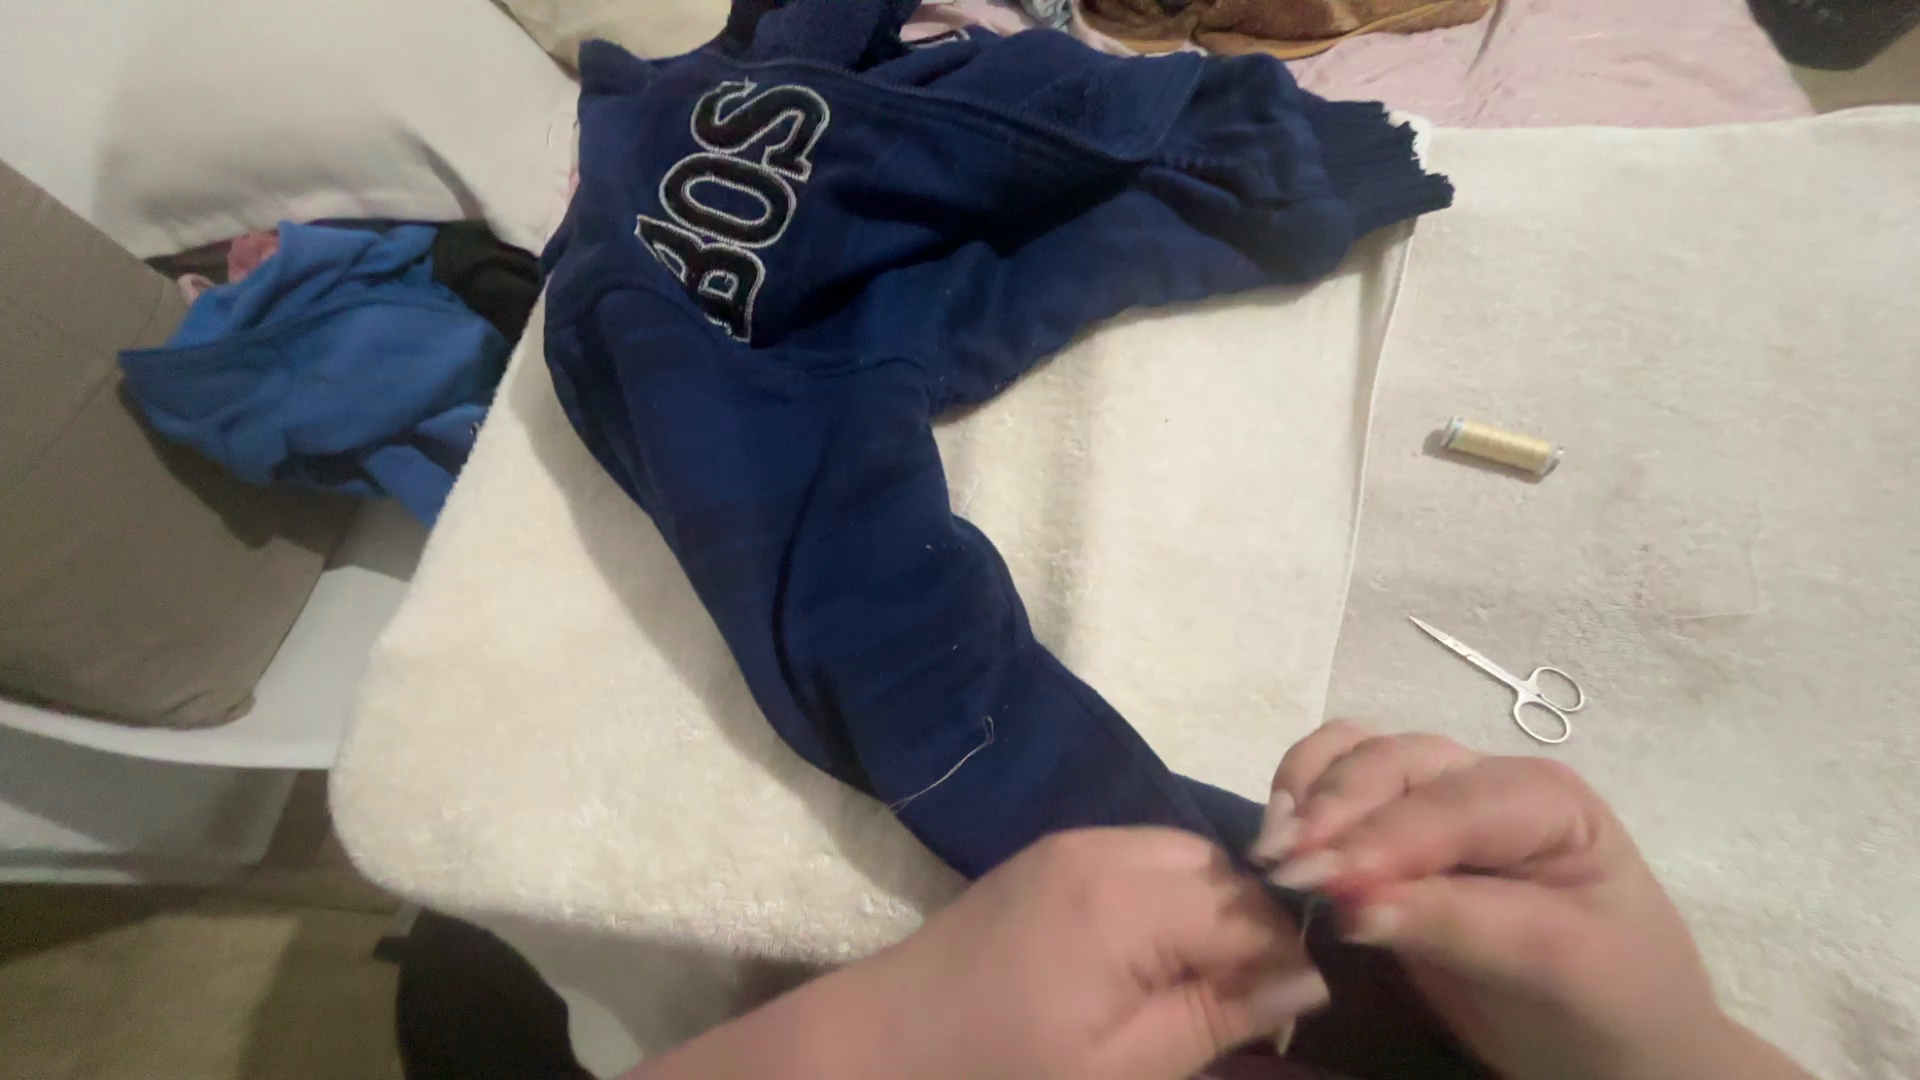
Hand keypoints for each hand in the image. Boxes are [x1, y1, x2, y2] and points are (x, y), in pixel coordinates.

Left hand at [855, 828, 1328, 1079]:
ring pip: (1179, 850)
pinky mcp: (1052, 848)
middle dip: (1249, 919)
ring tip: (1204, 970)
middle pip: (1214, 863)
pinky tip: (1154, 941)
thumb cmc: (1008, 1068)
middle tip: (1248, 992)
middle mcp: (1100, 847)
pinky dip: (1166, 886)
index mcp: (1122, 901)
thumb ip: (1218, 1012)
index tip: (1296, 1007)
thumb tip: (1304, 976)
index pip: (1243, 905)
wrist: (894, 1035)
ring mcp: (1071, 840)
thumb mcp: (1126, 1066)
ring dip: (1210, 900)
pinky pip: (1137, 850)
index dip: (1284, 954)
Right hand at [1251, 722, 1811, 1079]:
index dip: (1383, 838)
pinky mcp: (1383, 816)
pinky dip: (1295, 794)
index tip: (1323, 883)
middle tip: (1283, 864)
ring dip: (1302, 793)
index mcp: (1541, 797)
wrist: (1599, 1038)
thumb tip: (1352, 905)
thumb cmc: (1604, 1002)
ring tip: (1272, 847)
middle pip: (1389, 762)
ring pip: (1348, 755)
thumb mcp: (1553, 966)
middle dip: (1332, 809)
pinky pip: (1327, 776)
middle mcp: (1474, 775)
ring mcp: (1425, 790)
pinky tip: (1278, 832)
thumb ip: (1453, 924)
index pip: (1449, 804)